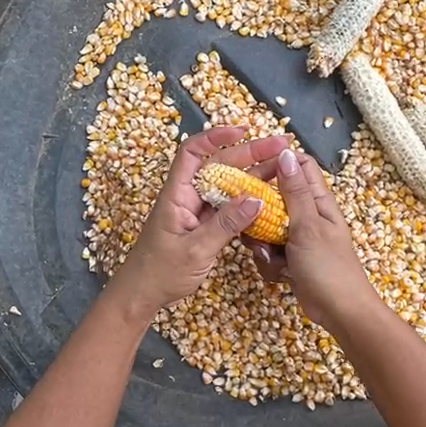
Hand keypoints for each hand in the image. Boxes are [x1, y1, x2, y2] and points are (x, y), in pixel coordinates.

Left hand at [107, 127, 292, 317]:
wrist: (142, 296)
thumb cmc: (160, 272)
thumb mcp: (195, 249)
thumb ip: (226, 224)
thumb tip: (257, 198)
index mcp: (177, 194)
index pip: (192, 152)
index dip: (215, 137)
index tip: (243, 130)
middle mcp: (187, 196)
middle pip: (219, 165)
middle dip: (249, 153)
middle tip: (281, 146)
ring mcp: (196, 211)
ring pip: (228, 185)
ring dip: (254, 175)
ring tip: (283, 167)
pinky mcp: (204, 226)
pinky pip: (229, 206)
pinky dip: (248, 200)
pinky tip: (270, 198)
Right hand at [249, 149, 381, 331]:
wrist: (340, 313)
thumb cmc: (328, 267)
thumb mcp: (308, 226)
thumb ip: (294, 191)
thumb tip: (286, 152)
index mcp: (318, 200)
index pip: (298, 166)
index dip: (276, 164)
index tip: (253, 173)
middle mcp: (307, 215)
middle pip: (274, 197)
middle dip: (259, 212)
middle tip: (256, 226)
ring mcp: (298, 237)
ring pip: (266, 227)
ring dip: (263, 243)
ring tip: (273, 257)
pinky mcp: (289, 258)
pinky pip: (269, 251)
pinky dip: (270, 263)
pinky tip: (281, 274)